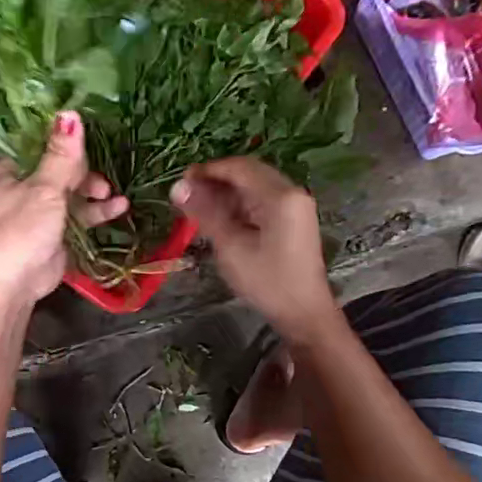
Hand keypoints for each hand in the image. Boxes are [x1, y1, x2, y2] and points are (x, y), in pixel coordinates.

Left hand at [0, 111, 127, 305]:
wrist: (14, 284)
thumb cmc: (21, 230)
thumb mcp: (44, 190)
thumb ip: (62, 156)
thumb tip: (71, 113)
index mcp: (12, 170)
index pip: (41, 144)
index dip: (65, 139)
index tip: (91, 135)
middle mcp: (26, 186)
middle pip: (62, 167)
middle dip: (85, 170)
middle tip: (102, 177)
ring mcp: (43, 209)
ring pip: (74, 191)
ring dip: (95, 191)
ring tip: (113, 194)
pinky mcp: (58, 231)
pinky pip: (81, 214)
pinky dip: (98, 210)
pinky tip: (119, 207)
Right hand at [170, 157, 337, 340]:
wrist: (304, 313)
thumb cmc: (267, 282)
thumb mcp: (232, 247)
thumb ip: (205, 213)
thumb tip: (177, 187)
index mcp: (281, 195)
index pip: (239, 167)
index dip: (208, 170)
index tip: (182, 180)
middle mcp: (292, 192)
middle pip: (250, 173)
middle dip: (218, 180)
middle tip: (188, 194)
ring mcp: (297, 206)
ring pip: (256, 186)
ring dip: (228, 192)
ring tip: (200, 207)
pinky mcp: (295, 220)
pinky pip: (264, 201)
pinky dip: (242, 204)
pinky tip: (223, 218)